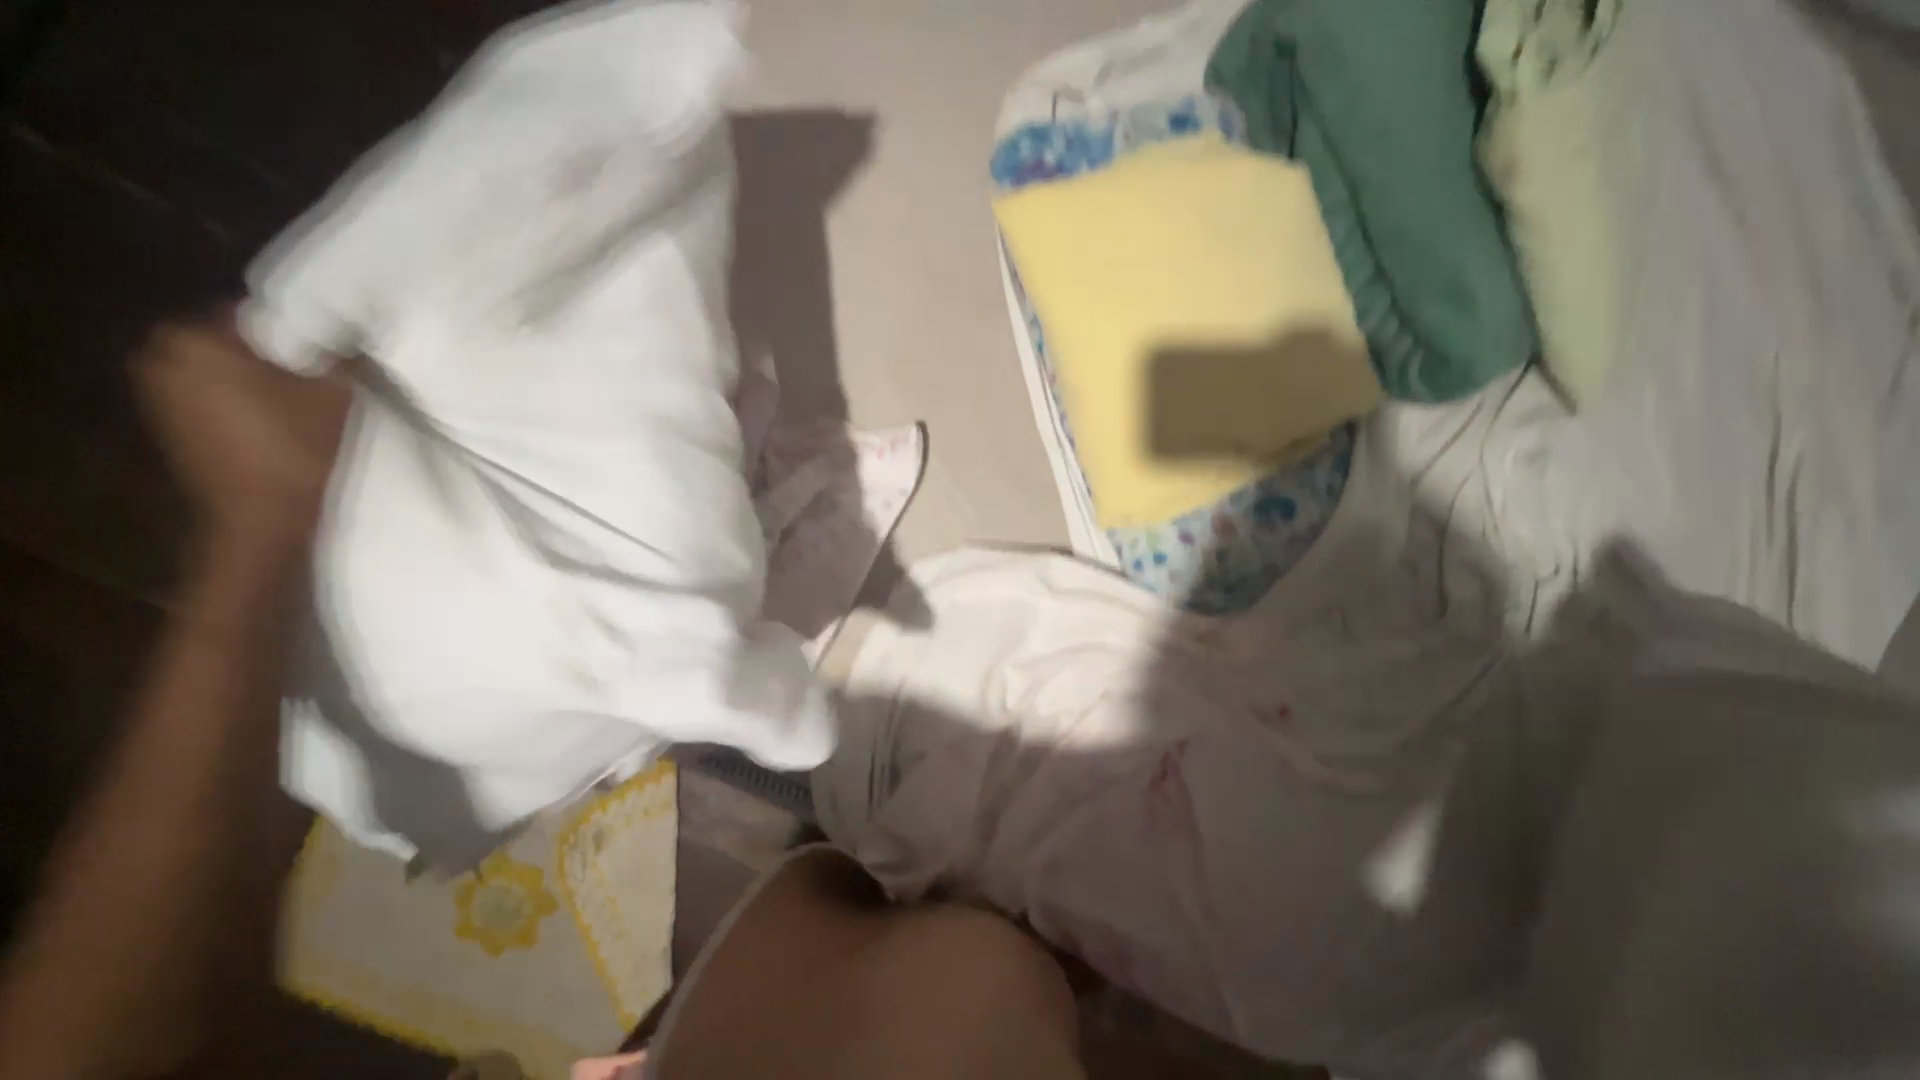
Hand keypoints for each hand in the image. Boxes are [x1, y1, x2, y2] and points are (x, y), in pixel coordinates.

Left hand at [134, 313, 352, 547]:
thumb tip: (343, 335)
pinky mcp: (165, 424)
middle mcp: (161, 356)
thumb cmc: (295, 447)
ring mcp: (156, 393)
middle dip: (262, 352)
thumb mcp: (334, 393)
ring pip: (212, 369)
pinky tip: (268, 420)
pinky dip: (231, 401)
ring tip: (290, 396)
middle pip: (224, 341)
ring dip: (246, 377)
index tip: (319, 346)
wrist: (260, 516)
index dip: (289, 329)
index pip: (249, 314)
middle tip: (306, 370)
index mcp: (195, 338)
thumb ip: (337, 355)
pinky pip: (203, 396)